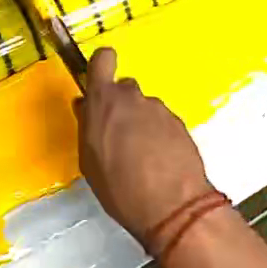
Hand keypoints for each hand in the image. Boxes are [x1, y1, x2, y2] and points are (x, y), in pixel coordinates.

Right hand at [73, 46, 217, 245]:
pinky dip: (160, 136)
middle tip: (120, 136)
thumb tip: (86, 107)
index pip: (102, 59)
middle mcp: (132, 98)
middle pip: (124, 89)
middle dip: (121, 107)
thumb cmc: (119, 187)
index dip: (101, 65)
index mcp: (104, 101)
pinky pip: (163, 123)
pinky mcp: (180, 124)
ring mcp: (159, 109)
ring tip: (142, 157)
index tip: (100, 80)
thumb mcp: (89, 161)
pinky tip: (160, 162)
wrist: (173, 209)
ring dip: (141, 124)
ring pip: (144, 108)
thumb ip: (87, 127)